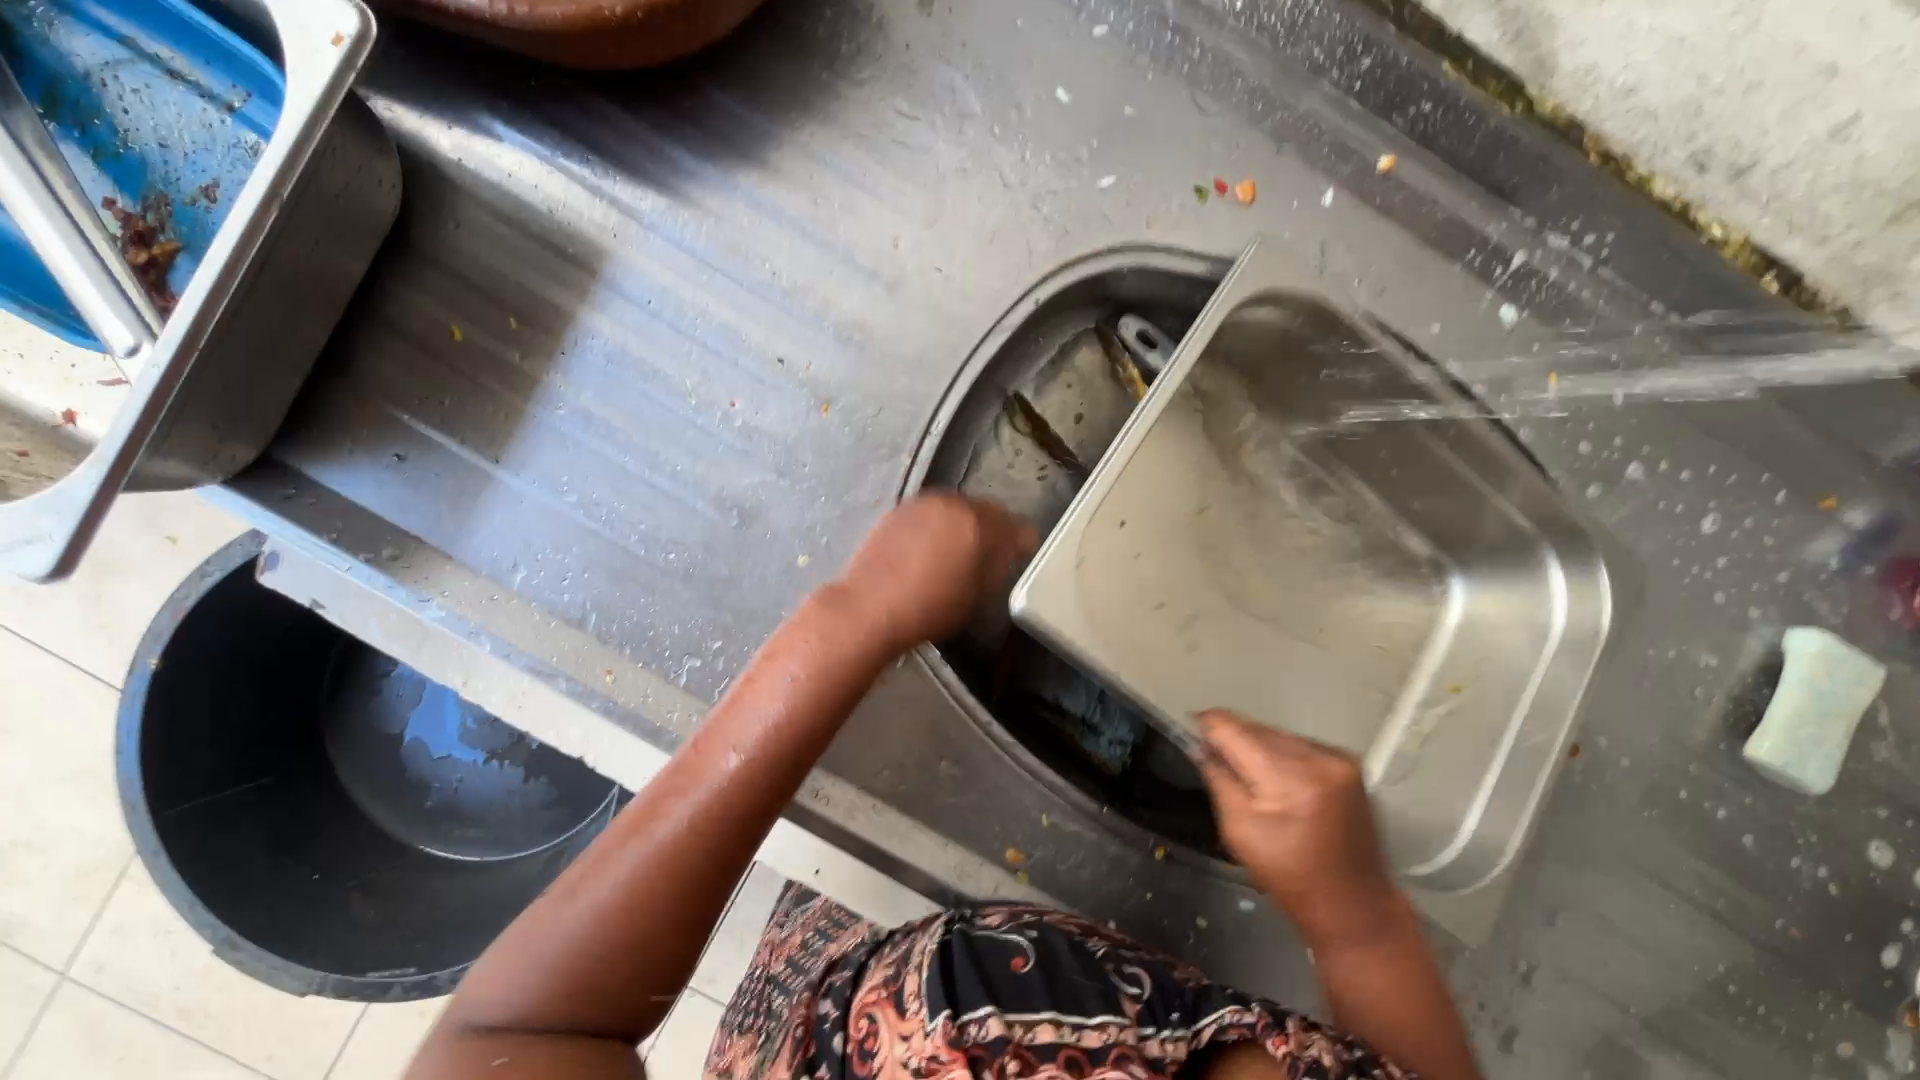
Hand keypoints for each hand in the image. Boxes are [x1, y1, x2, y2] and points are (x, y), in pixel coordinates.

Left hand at [838, 493, 1038, 651]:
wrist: (868, 608)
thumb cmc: (929, 608)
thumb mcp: (976, 594)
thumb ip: (999, 564)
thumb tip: (1011, 549)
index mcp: (978, 523)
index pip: (1015, 524)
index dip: (1022, 540)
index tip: (1022, 553)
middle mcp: (952, 504)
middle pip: (984, 509)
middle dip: (992, 528)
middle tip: (992, 553)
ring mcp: (922, 504)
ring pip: (955, 508)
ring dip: (963, 524)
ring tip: (960, 550)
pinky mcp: (898, 510)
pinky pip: (930, 513)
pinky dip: (937, 525)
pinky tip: (931, 547)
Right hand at [1196, 710, 1401, 946]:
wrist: (1353, 903)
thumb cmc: (1289, 875)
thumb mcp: (1237, 830)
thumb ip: (1217, 779)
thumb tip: (1199, 745)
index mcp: (1288, 778)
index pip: (1233, 728)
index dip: (1205, 726)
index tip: (1189, 733)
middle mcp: (1317, 758)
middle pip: (1256, 728)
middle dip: (1232, 741)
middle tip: (1215, 761)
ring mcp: (1338, 758)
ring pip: (1277, 735)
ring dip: (1257, 748)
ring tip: (1250, 777)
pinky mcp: (1349, 763)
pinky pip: (1300, 745)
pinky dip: (1283, 756)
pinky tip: (1281, 782)